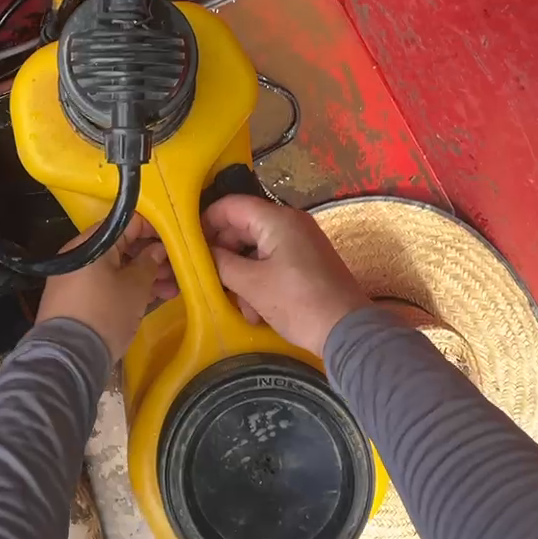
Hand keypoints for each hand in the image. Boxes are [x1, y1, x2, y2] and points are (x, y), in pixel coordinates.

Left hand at [35, 216, 175, 356]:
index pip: (129, 222)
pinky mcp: (76, 299)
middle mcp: (81, 254)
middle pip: (123, 247)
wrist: (67, 357)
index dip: (154, 229)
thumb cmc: (105, 312)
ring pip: (117, 268)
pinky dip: (128, 289)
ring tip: (171, 289)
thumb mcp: (135, 287)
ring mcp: (77, 278)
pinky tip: (153, 299)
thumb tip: (156, 250)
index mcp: (93, 243)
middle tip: (176, 270)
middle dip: (152, 258)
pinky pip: (107, 285)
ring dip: (145, 276)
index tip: (175, 242)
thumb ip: (149, 263)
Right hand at [204, 195, 369, 356]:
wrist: (348, 332)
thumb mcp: (251, 284)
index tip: (189, 245)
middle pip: (242, 228)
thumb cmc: (298, 303)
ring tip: (242, 306)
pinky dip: (260, 281)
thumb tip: (203, 252)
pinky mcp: (307, 261)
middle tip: (213, 280)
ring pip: (256, 249)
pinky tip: (258, 310)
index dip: (206, 222)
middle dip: (225, 256)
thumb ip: (221, 263)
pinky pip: (273, 261)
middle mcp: (290, 222)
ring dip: (242, 276)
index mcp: (277, 219)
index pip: (230, 205)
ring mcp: (301, 242)